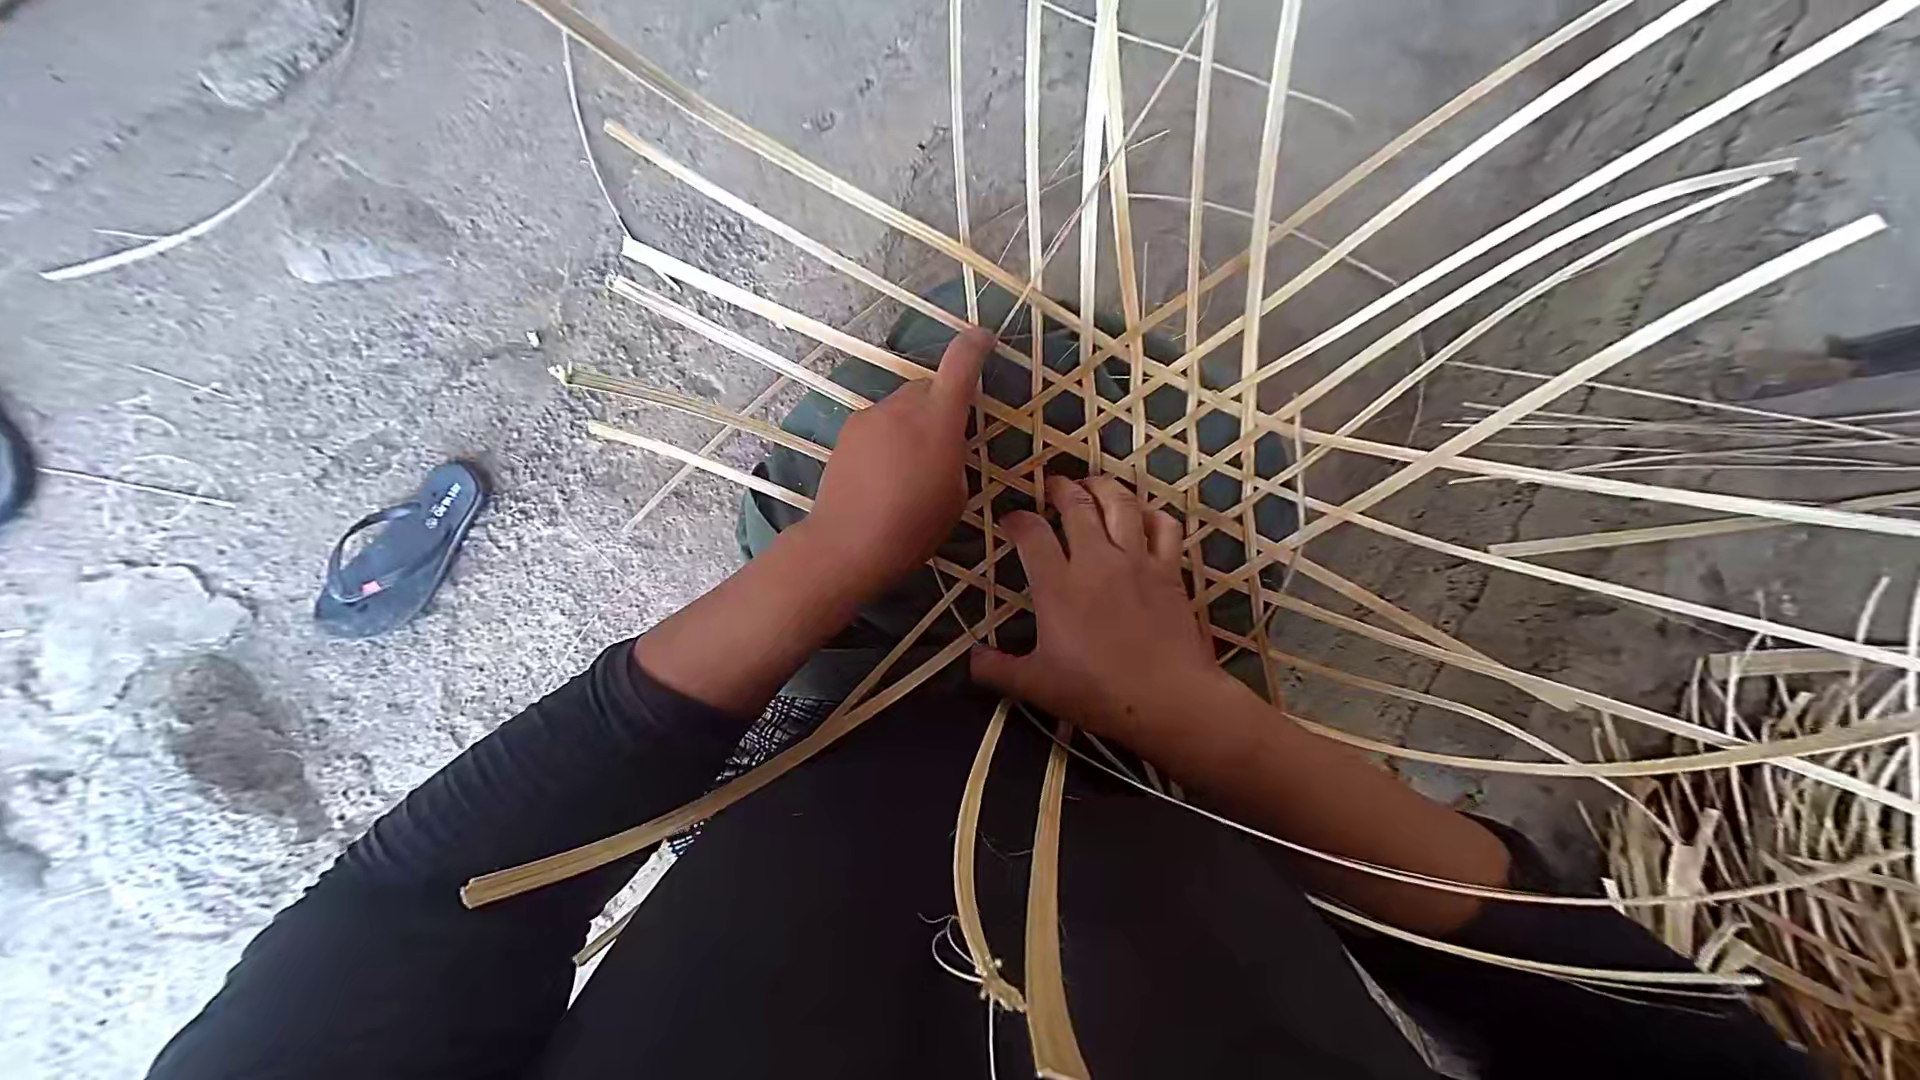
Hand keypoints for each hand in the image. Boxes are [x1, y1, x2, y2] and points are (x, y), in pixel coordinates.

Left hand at [803, 329, 990, 594]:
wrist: (847, 544)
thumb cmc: (913, 527)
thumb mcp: (955, 496)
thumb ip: (956, 456)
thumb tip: (946, 443)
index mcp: (939, 420)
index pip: (961, 361)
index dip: (977, 344)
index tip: (985, 340)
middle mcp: (902, 406)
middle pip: (929, 386)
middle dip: (941, 403)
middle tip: (944, 442)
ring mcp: (870, 416)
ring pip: (902, 406)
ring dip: (912, 423)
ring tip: (909, 467)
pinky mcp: (847, 431)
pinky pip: (878, 423)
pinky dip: (888, 437)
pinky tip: (882, 473)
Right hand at [970, 475, 1242, 751]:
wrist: (1166, 700)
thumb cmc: (1096, 692)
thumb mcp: (1035, 685)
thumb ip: (997, 669)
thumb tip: (970, 659)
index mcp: (1057, 585)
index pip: (1031, 533)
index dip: (1017, 519)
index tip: (1011, 519)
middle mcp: (1095, 560)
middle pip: (1076, 505)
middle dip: (1059, 488)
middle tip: (1051, 485)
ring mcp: (1136, 561)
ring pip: (1120, 503)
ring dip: (1103, 486)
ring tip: (1092, 482)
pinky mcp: (1169, 570)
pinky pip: (1163, 527)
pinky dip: (1152, 514)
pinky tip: (1143, 515)